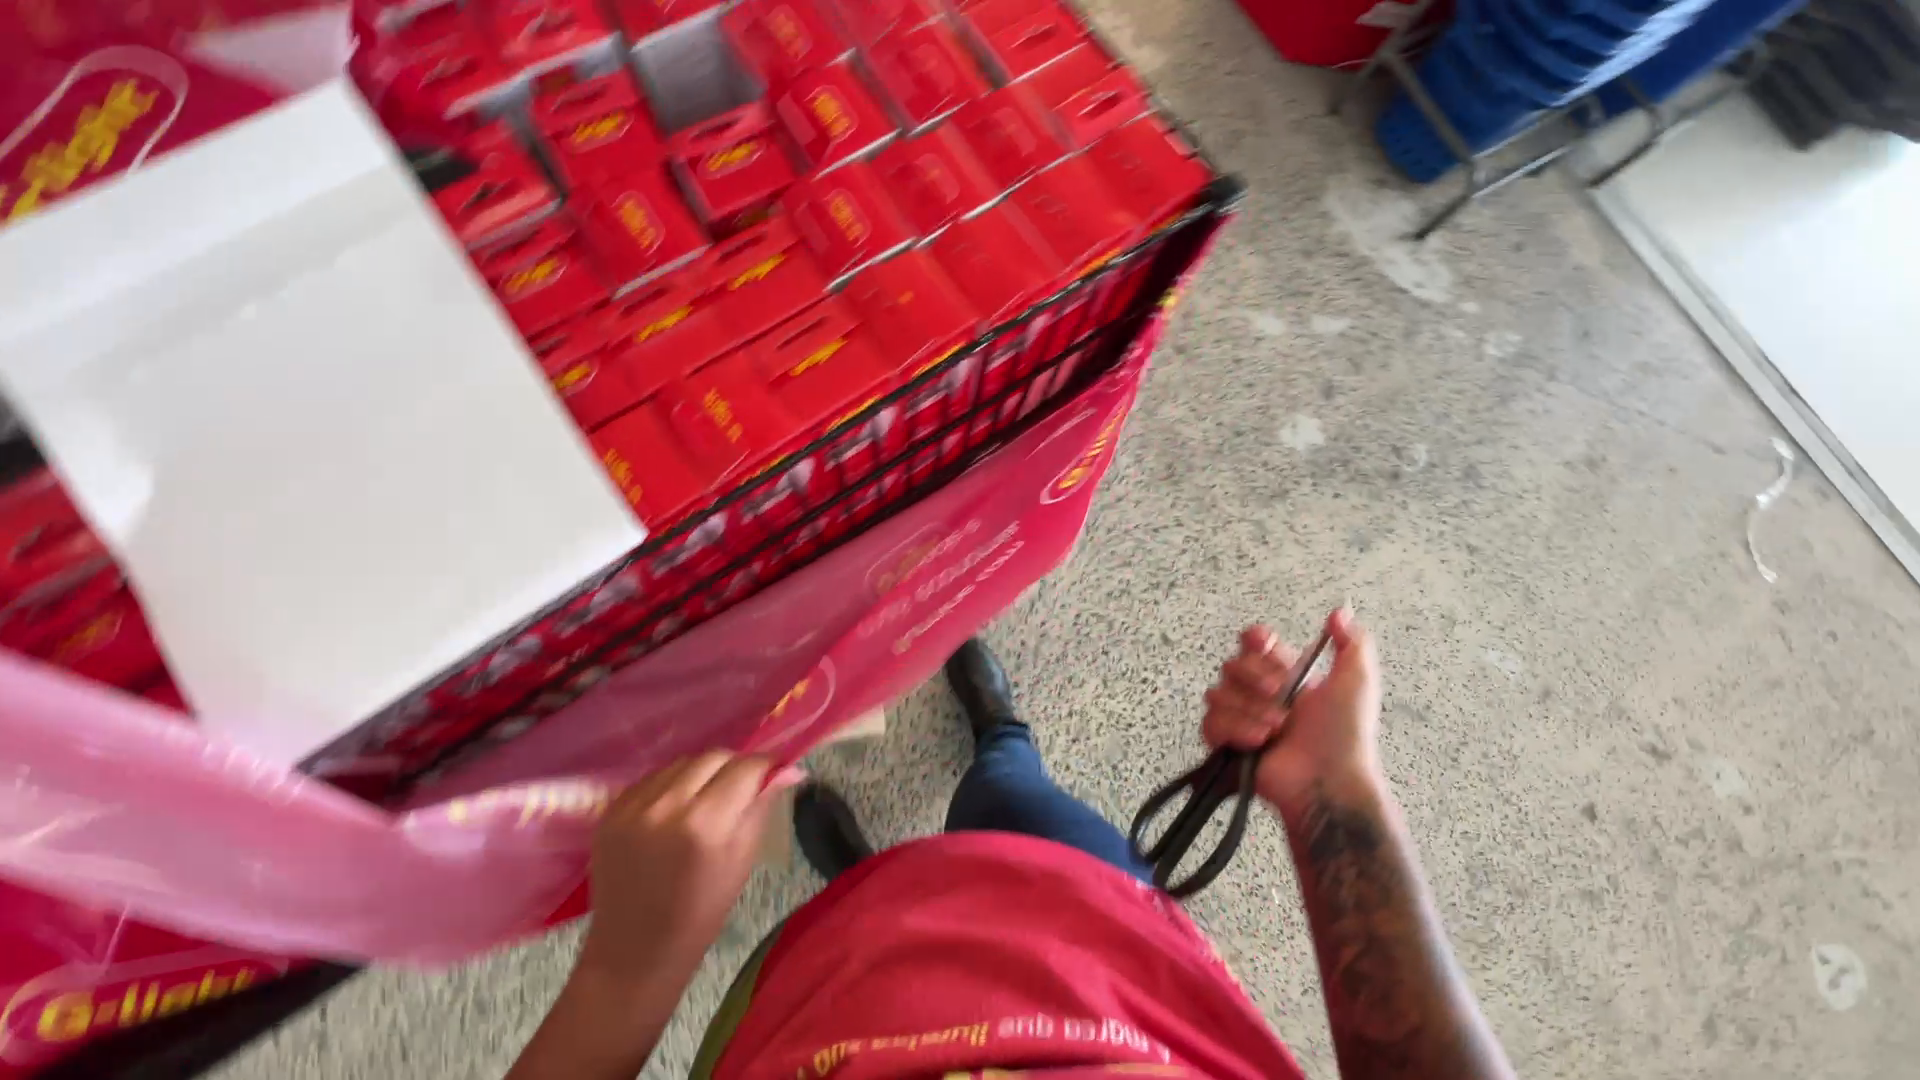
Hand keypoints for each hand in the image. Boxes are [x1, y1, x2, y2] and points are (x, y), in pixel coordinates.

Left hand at [576, 751, 799, 989]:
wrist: (634, 951)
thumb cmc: (700, 914)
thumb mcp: (742, 862)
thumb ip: (762, 808)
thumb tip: (789, 770)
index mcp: (706, 824)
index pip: (745, 768)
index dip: (765, 764)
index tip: (775, 769)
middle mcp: (667, 806)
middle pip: (713, 757)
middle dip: (734, 765)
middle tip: (742, 785)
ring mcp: (633, 807)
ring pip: (682, 763)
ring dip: (702, 773)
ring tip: (706, 799)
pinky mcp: (610, 811)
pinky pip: (652, 778)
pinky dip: (671, 785)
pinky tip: (675, 810)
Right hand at [1203, 608, 1383, 815]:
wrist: (1328, 781)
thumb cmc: (1346, 736)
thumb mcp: (1357, 683)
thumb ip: (1352, 643)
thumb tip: (1339, 611)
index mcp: (1285, 676)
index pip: (1254, 643)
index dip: (1256, 641)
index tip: (1266, 643)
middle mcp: (1259, 694)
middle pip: (1232, 664)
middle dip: (1257, 679)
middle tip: (1282, 696)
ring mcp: (1240, 719)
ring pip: (1219, 693)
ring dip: (1250, 710)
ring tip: (1277, 729)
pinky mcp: (1226, 744)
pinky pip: (1211, 723)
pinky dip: (1236, 730)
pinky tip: (1259, 741)